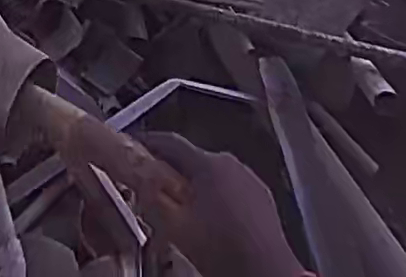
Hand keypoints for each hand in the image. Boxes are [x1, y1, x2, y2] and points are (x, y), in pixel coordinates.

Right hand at [140, 133, 304, 276]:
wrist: (269, 275)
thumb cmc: (222, 252)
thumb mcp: (177, 229)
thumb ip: (152, 200)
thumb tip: (139, 179)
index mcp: (207, 164)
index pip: (170, 141)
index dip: (150, 142)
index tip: (135, 145)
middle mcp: (229, 162)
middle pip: (191, 158)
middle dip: (173, 170)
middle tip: (156, 186)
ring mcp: (248, 177)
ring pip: (212, 173)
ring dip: (197, 185)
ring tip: (185, 209)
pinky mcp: (262, 195)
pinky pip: (231, 187)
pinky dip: (218, 196)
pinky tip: (215, 219)